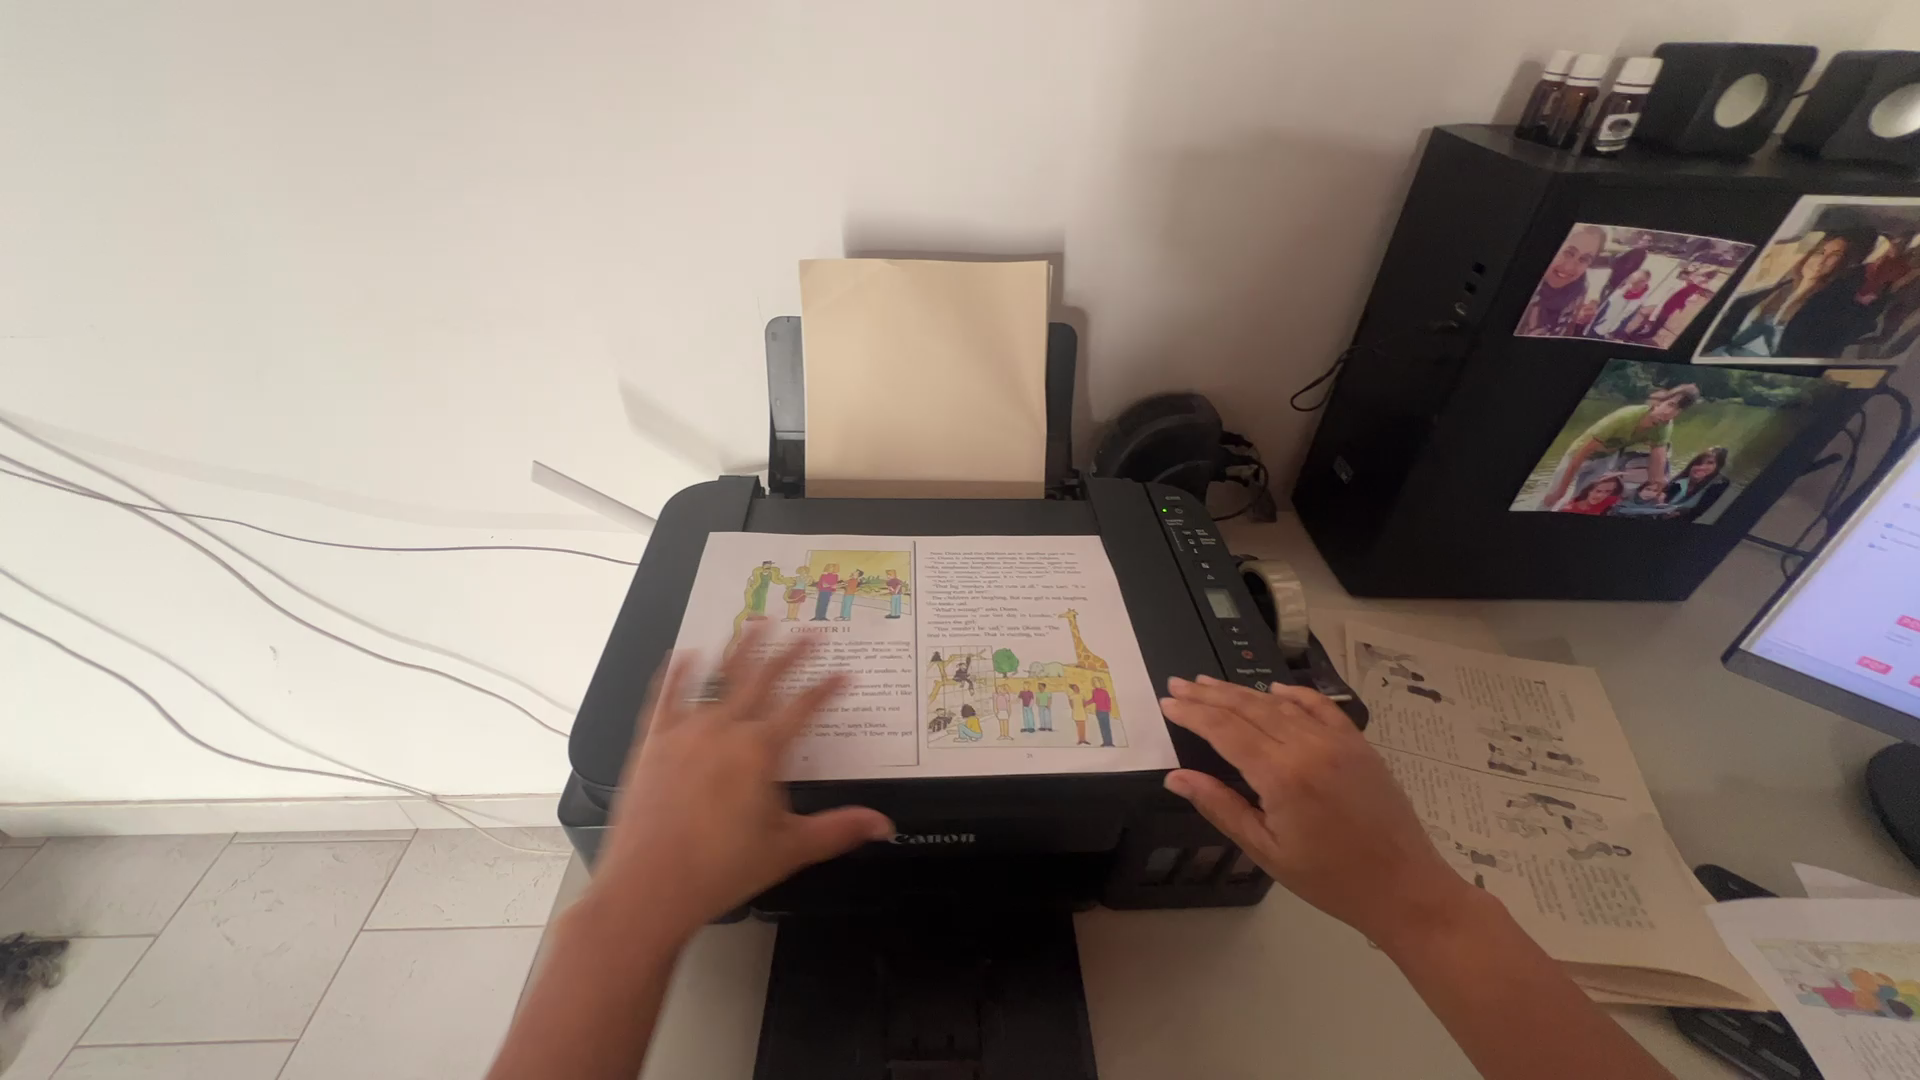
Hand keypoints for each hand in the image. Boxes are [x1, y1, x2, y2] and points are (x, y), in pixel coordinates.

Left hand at [584, 628, 894, 942]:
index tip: (842, 674)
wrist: (648, 890)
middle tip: (806, 632)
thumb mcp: (789, 848)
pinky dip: (676, 673)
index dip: (826, 688)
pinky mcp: (652, 743)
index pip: (804, 707)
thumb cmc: (720, 870)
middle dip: (789, 653)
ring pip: (718, 678)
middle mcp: (724, 730)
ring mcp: (685, 732)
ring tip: (754, 624)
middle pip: (764, 679)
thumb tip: (883, 825)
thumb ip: (839, 829)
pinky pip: (665, 697)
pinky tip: (683, 654)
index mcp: (760, 750)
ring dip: (739, 649)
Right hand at [1159, 676, 1472, 944]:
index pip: (1224, 730)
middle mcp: (1307, 747)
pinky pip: (1320, 707)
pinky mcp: (1358, 744)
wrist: (1407, 890)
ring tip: (1210, 683)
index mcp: (1281, 776)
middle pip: (1247, 708)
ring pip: (1279, 703)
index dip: (1192, 714)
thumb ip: (1219, 806)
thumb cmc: (1330, 879)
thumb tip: (1176, 778)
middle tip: (1178, 682)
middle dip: (1208, 694)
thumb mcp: (1265, 850)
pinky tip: (1274, 688)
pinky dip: (1293, 694)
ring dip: (1241, 690)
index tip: (1168, 702)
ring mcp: (1337, 741)